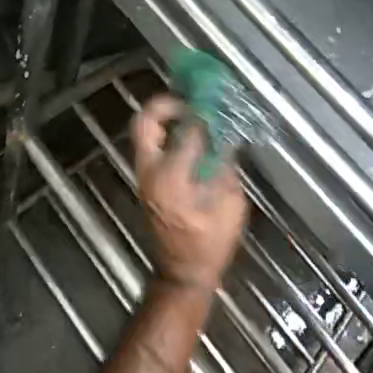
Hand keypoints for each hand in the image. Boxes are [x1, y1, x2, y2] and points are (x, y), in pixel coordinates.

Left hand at [131, 95, 247, 292]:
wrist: (182, 271)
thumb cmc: (210, 243)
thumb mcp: (230, 204)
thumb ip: (224, 166)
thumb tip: (223, 135)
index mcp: (172, 179)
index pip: (187, 132)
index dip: (205, 117)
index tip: (218, 108)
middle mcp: (150, 172)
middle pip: (145, 122)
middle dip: (166, 104)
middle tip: (191, 100)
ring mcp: (142, 175)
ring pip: (143, 131)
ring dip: (164, 116)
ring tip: (192, 112)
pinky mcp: (144, 179)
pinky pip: (150, 144)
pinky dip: (165, 132)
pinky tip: (189, 133)